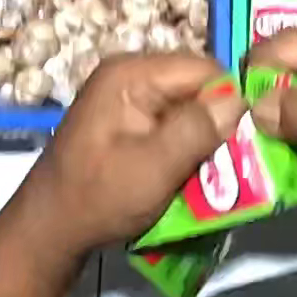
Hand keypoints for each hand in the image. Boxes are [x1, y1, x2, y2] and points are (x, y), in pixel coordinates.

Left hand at [15, 53, 245, 257]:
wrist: (49, 229)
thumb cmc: (98, 197)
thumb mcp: (154, 167)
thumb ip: (196, 129)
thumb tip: (241, 98)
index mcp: (131, 74)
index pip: (203, 68)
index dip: (229, 99)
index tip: (246, 138)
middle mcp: (129, 73)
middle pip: (196, 83)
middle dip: (216, 118)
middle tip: (229, 157)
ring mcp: (126, 93)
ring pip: (187, 103)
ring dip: (202, 133)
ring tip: (211, 167)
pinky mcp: (128, 115)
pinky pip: (171, 117)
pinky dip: (185, 141)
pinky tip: (188, 168)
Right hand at [248, 17, 296, 188]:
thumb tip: (252, 105)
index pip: (270, 49)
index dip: (252, 84)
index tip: (249, 124)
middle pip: (274, 55)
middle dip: (264, 94)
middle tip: (266, 135)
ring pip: (284, 67)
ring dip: (279, 101)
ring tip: (283, 135)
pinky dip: (296, 102)